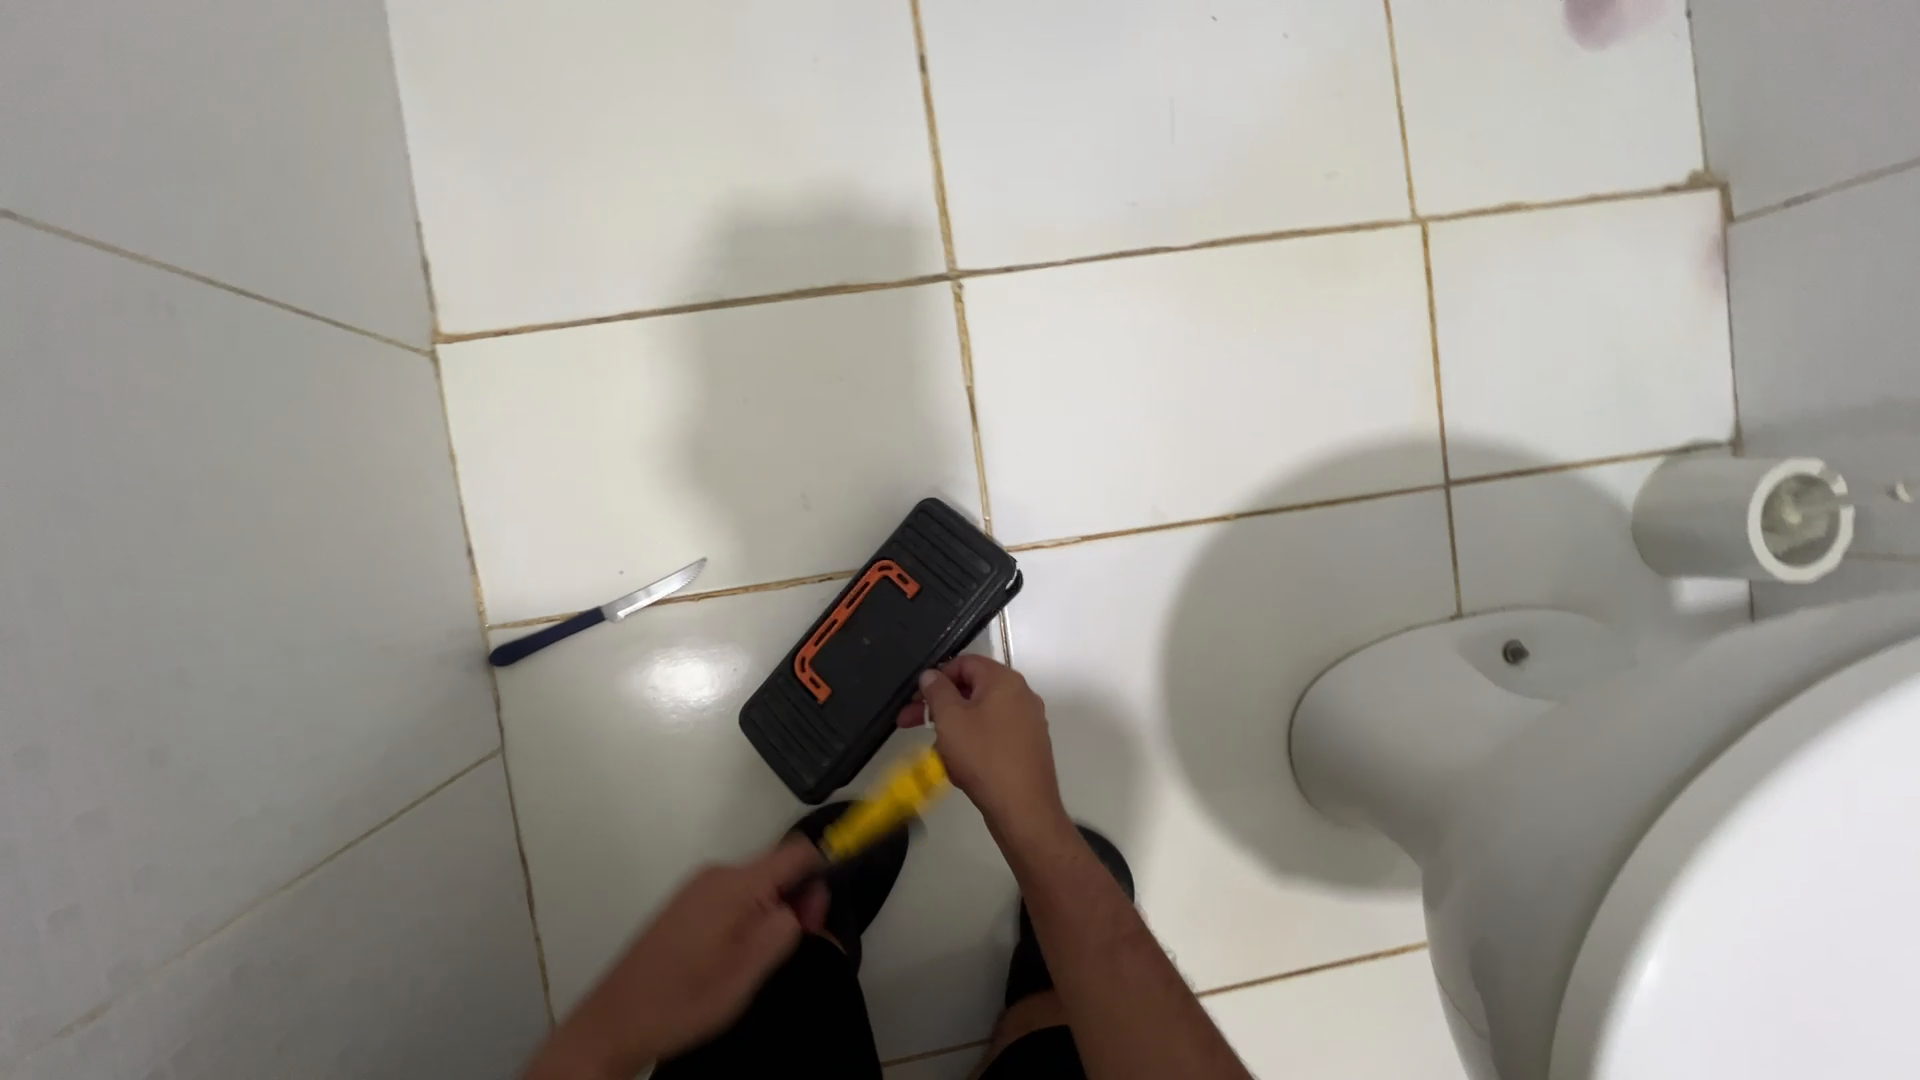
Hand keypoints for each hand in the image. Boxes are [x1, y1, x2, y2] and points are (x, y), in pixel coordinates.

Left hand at [526, 839, 823, 1078]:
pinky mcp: (686, 904)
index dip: (820, 875)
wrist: (614, 1022)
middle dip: (793, 901)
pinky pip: (733, 897)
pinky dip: (746, 918)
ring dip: (769, 913)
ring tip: (756, 961)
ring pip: (755, 886)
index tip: (818, 915)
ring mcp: (697, 887)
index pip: (798, 852)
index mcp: (736, 883)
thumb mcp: (749, 969)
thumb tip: (803, 900)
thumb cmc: (685, 997)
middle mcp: (717, 874)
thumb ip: (786, 925)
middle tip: (789, 946)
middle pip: (776, 868)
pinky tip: (733, 957)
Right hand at [898, 655, 1069, 843]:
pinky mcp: (1028, 747)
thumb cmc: (983, 756)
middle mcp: (1021, 695)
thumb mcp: (950, 719)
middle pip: (973, 690)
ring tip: (936, 753)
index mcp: (1005, 680)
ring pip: (980, 716)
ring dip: (954, 729)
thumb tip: (931, 675)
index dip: (937, 676)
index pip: (965, 663)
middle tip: (910, 722)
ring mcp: (1028, 723)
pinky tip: (958, 766)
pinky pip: (993, 736)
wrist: (1023, 808)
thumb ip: (937, 691)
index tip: (917, 697)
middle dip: (940, 707)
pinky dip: (973, 744)